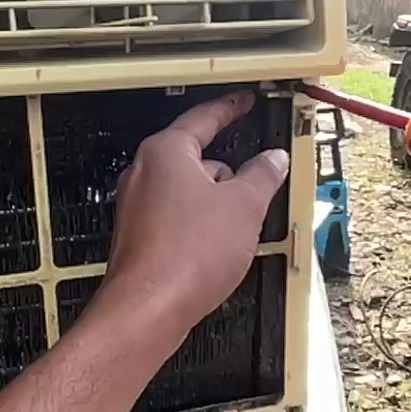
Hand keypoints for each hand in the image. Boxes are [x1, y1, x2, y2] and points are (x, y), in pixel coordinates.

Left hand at [96, 91, 290, 331]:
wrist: (149, 309)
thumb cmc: (183, 257)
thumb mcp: (244, 206)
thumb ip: (263, 175)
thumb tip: (273, 161)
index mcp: (166, 153)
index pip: (204, 117)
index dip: (231, 108)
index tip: (244, 102)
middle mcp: (144, 175)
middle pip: (198, 158)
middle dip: (229, 172)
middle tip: (257, 181)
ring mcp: (137, 208)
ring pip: (188, 193)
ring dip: (216, 205)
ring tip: (238, 228)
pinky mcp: (139, 238)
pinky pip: (177, 220)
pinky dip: (199, 228)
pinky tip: (215, 249)